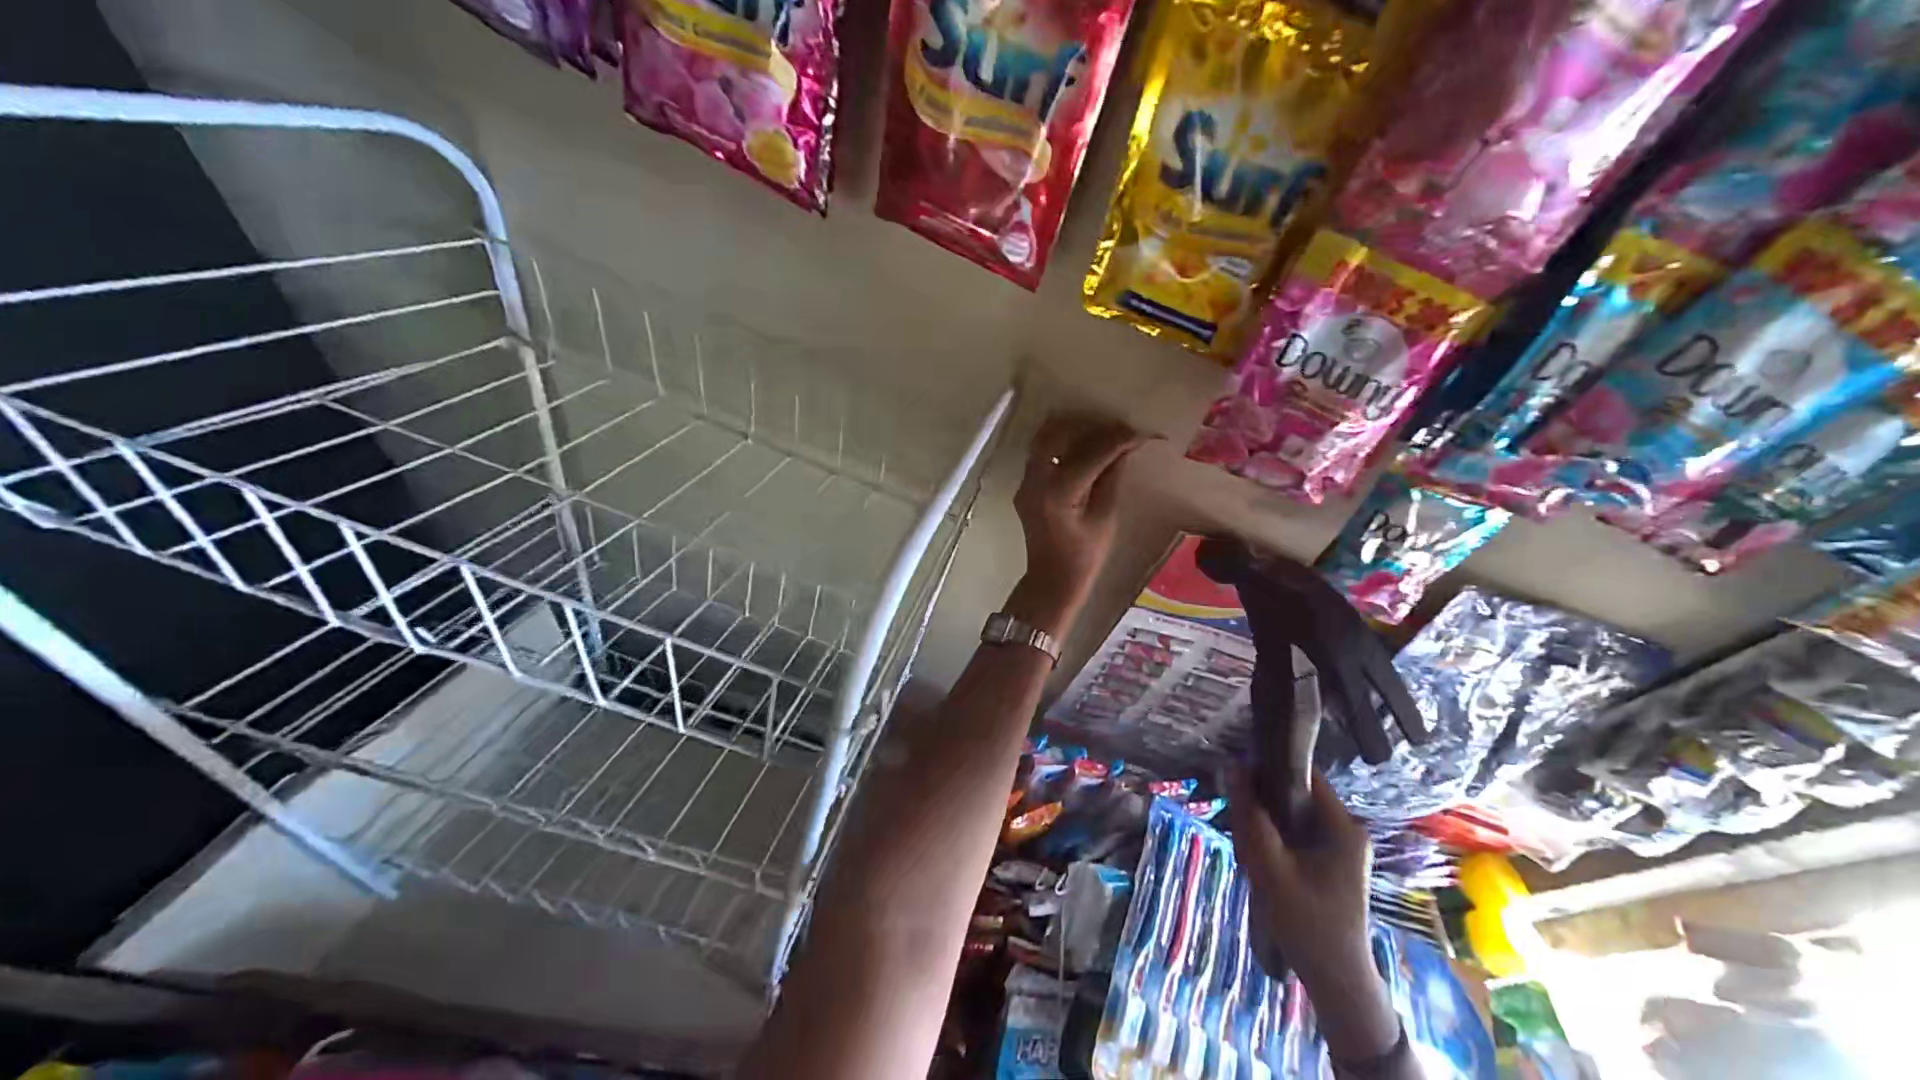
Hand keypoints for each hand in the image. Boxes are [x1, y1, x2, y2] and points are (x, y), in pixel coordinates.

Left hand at [1007, 416, 1146, 636]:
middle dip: (1093, 427)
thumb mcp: (1106, 517)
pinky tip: (1083, 450)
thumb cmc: (1084, 557)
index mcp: (1060, 491)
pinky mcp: (1025, 486)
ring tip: (1102, 435)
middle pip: (1061, 433)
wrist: (1051, 581)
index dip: (1120, 439)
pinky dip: (1062, 445)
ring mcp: (1026, 482)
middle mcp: (1037, 480)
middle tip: (1119, 431)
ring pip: (1045, 439)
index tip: (1143, 434)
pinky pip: (1041, 454)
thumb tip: (1123, 448)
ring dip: (1074, 431)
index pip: (1093, 452)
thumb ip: (1112, 477)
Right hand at [1228, 769, 1400, 1061]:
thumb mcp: (1269, 867)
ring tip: (1248, 853)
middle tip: (1238, 828)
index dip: (1269, 769)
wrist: (1335, 980)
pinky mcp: (1330, 862)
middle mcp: (1347, 829)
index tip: (1238, 779)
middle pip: (1294, 796)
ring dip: (1264, 827)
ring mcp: (1340, 847)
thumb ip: (1250, 816)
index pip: (1304, 774)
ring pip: (1291, 816)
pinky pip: (1295, 835)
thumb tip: (1232, 766)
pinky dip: (1274, 842)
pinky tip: (1258, 864)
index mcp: (1343, 825)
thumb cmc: (1306, 923)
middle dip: (1262, 806)